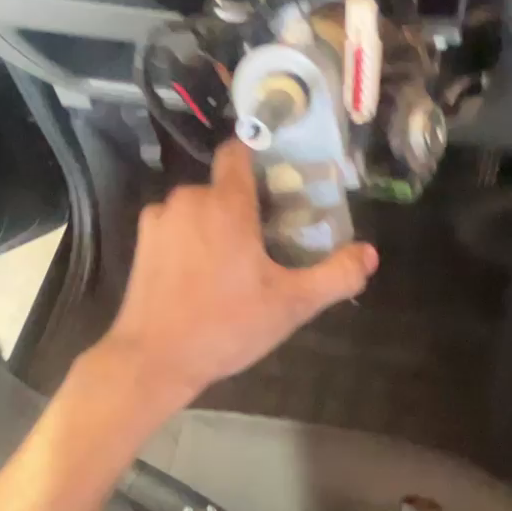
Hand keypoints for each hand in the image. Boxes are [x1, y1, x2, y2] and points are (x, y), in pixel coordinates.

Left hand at [99, 140, 378, 405]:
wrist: (155, 360)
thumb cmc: (226, 326)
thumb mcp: (291, 305)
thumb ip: (335, 276)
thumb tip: (369, 254)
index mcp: (226, 203)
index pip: (240, 150)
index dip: (262, 160)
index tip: (281, 186)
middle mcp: (189, 199)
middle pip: (224, 188)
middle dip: (246, 209)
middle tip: (268, 246)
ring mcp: (159, 220)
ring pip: (199, 210)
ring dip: (217, 228)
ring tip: (234, 269)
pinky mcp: (141, 244)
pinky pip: (176, 230)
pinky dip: (191, 244)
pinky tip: (201, 280)